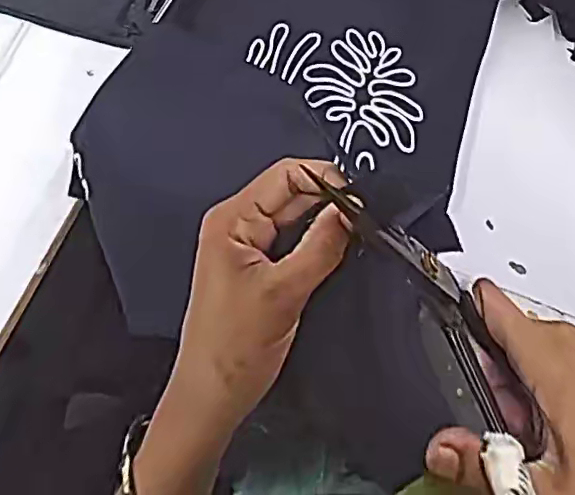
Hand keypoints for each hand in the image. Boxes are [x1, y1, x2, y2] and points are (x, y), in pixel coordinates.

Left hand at [134, 159, 353, 494]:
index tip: (356, 196)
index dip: (324, 178)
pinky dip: (315, 236)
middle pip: (290, 191)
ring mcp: (246, 242)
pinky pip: (292, 235)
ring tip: (355, 227)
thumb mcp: (283, 293)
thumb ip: (320, 246)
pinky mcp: (256, 262)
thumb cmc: (231, 351)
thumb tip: (350, 211)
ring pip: (294, 213)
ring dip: (323, 217)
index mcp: (231, 218)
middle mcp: (236, 222)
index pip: (285, 175)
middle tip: (363, 214)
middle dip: (328, 198)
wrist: (210, 398)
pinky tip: (336, 244)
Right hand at [424, 281, 574, 494]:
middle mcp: (566, 346)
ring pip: (522, 354)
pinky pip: (545, 367)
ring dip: (511, 390)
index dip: (459, 307)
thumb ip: (481, 464)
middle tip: (500, 425)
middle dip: (487, 374)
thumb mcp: (540, 489)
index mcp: (549, 355)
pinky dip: (534, 396)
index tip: (440, 318)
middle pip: (499, 336)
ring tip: (527, 440)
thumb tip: (440, 449)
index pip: (488, 301)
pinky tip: (546, 441)